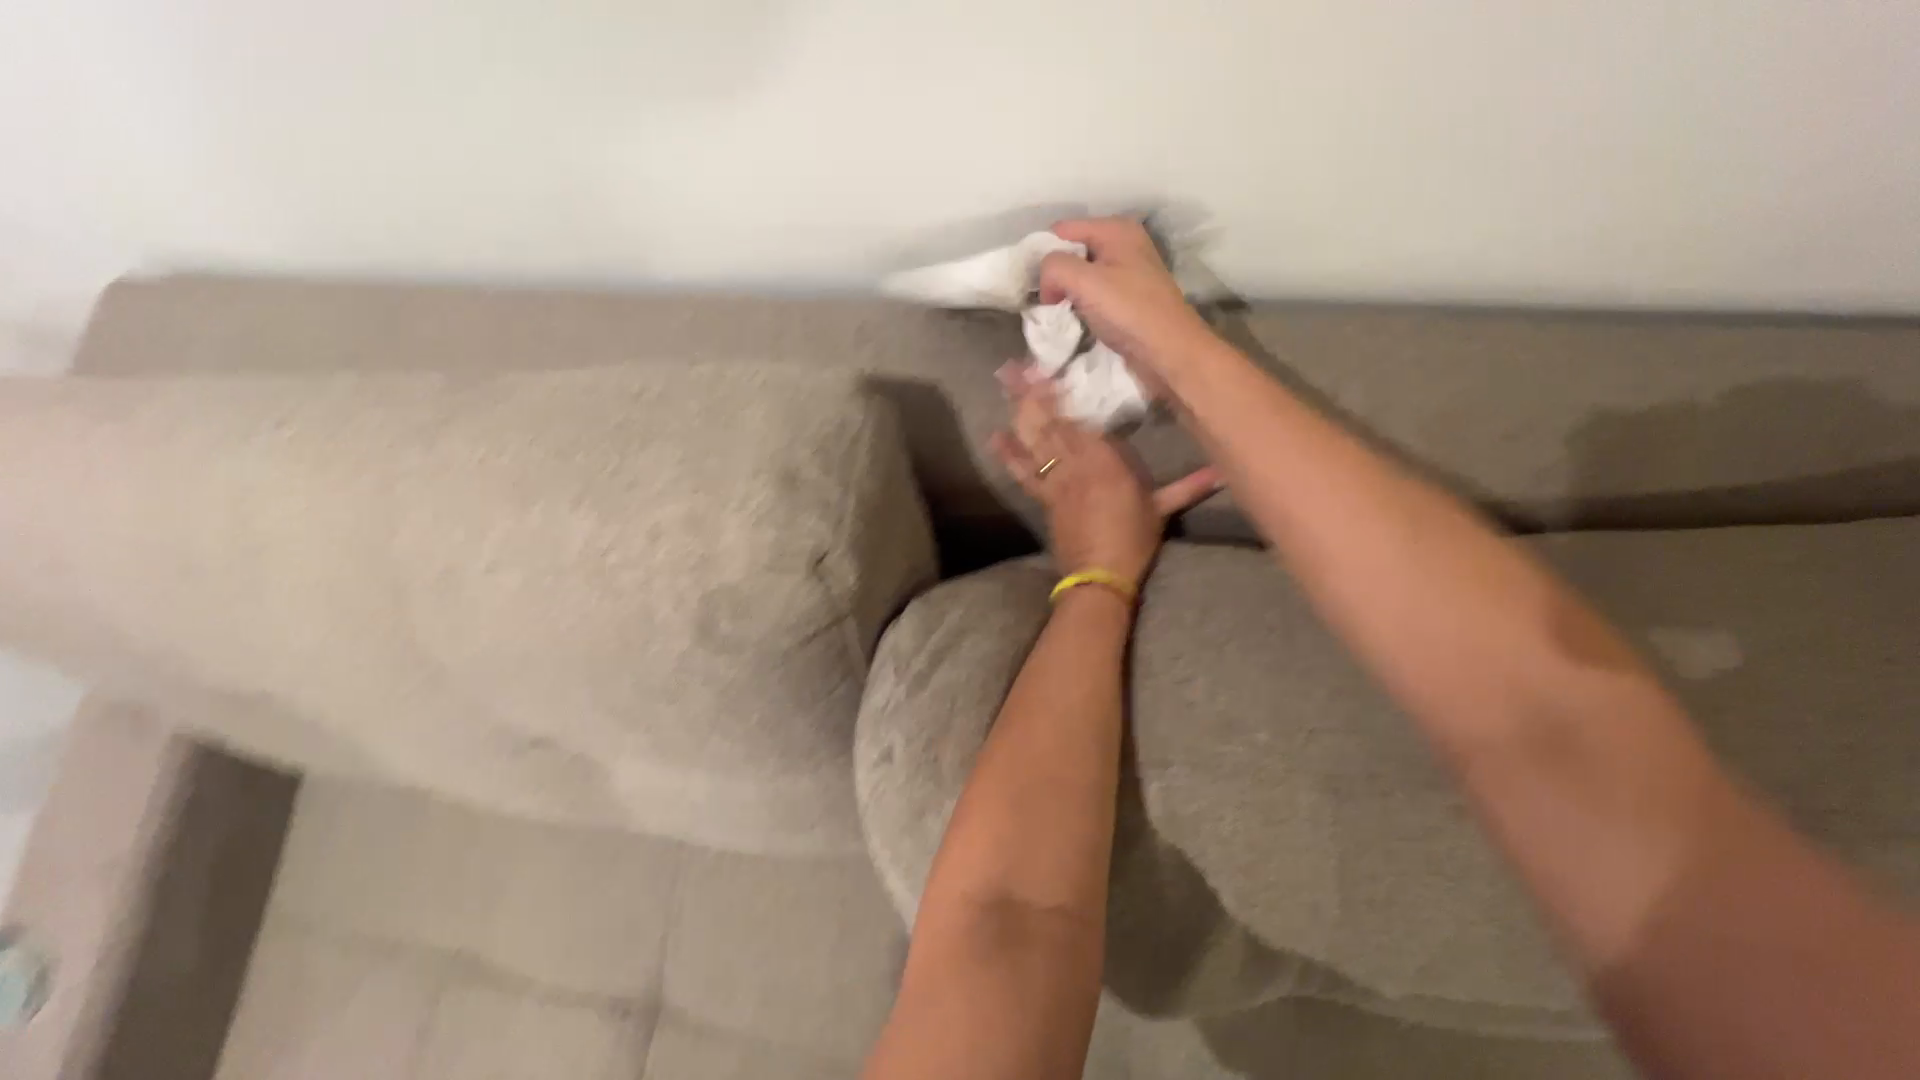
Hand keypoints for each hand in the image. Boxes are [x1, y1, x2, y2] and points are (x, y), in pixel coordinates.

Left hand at [989, 364, 1220, 587]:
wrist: (1099, 576)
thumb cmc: (1133, 540)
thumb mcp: (1162, 510)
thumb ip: (1190, 486)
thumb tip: (1224, 472)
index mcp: (1105, 460)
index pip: (1080, 419)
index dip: (1062, 394)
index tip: (1050, 369)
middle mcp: (1076, 463)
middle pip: (1050, 422)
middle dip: (1031, 393)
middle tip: (1014, 366)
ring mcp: (1056, 480)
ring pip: (1033, 439)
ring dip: (1018, 411)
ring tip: (1004, 384)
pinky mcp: (1044, 498)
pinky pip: (1023, 471)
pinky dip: (1009, 454)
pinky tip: (995, 436)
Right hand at [1038, 218, 1220, 394]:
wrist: (1169, 352)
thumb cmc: (1130, 312)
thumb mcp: (1085, 282)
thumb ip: (1054, 267)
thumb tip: (1045, 283)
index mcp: (1116, 229)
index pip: (1061, 230)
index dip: (1044, 255)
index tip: (1038, 287)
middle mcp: (1123, 244)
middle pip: (1072, 252)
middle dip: (1056, 276)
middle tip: (1048, 303)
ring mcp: (1127, 272)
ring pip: (1081, 275)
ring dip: (1067, 294)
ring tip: (1061, 314)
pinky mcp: (1128, 298)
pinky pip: (1094, 294)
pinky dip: (1082, 306)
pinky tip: (1079, 321)